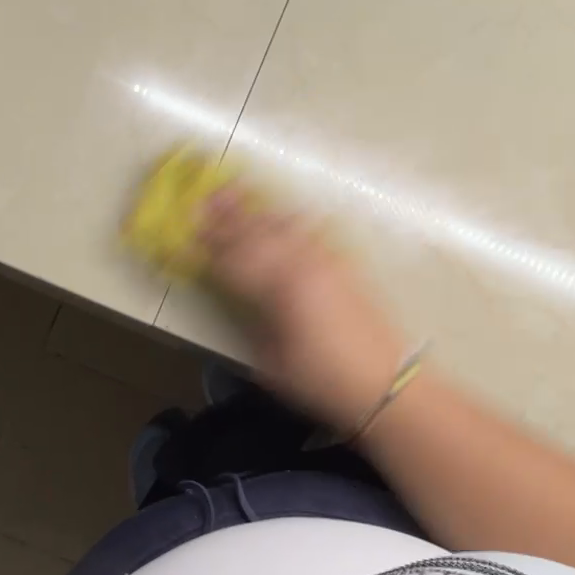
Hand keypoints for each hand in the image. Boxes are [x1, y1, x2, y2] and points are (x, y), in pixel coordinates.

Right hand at [199, 189, 408, 430]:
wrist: (387, 383)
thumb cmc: (323, 381)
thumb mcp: (272, 362)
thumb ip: (253, 323)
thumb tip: (241, 302)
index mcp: (279, 289)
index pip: (234, 258)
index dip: (209, 244)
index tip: (187, 230)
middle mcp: (303, 264)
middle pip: (258, 231)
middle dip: (228, 214)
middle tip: (204, 198)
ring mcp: (327, 260)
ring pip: (286, 222)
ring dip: (258, 208)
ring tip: (237, 191)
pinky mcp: (345, 264)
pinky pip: (312, 229)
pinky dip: (290, 218)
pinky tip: (283, 215)